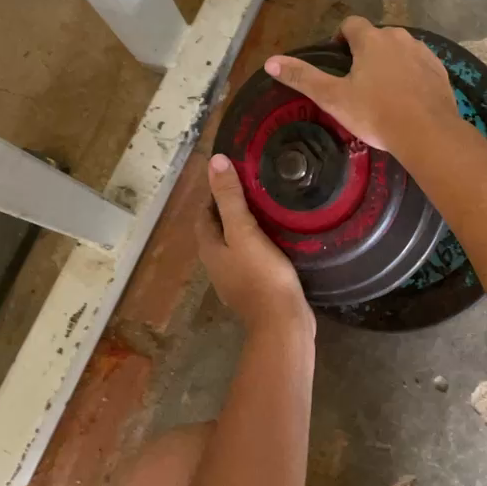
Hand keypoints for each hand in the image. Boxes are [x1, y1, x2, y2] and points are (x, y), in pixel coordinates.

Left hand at [197, 154, 313, 335]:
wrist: (282, 324)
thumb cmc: (261, 275)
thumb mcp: (244, 231)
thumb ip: (230, 198)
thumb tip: (214, 161)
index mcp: (210, 249)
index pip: (204, 214)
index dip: (214, 195)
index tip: (235, 178)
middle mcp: (217, 265)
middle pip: (219, 230)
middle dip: (231, 209)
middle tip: (255, 189)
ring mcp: (236, 280)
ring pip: (236, 245)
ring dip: (246, 228)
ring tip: (269, 209)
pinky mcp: (255, 289)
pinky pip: (253, 259)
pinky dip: (260, 245)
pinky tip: (279, 239)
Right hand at [264, 17, 466, 157]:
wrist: (428, 133)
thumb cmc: (376, 113)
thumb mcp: (333, 97)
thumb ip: (302, 78)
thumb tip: (270, 61)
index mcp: (371, 39)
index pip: (351, 24)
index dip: (340, 39)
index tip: (338, 61)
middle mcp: (399, 37)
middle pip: (376, 36)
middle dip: (366, 52)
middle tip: (358, 82)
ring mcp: (423, 52)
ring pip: (400, 49)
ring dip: (390, 62)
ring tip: (382, 91)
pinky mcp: (440, 69)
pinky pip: (419, 65)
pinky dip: (411, 74)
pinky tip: (407, 98)